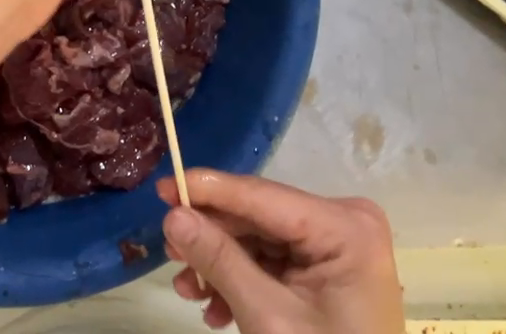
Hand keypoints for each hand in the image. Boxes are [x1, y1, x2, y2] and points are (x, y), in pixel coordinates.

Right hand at [158, 171, 403, 333]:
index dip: (205, 189)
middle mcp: (343, 221)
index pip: (259, 194)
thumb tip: (172, 216)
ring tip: (187, 291)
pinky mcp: (327, 267)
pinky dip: (241, 279)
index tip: (161, 188)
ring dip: (219, 263)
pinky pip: (271, 258)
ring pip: (257, 238)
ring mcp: (337, 244)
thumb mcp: (268, 317)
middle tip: (169, 253)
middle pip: (256, 216)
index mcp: (344, 226)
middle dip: (210, 238)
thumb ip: (219, 260)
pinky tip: (214, 307)